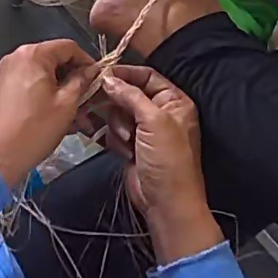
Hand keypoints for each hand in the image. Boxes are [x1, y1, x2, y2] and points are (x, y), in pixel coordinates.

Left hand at [0, 40, 95, 188]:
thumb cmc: (34, 129)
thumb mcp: (67, 104)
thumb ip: (82, 81)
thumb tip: (91, 71)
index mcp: (33, 55)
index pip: (69, 47)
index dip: (88, 61)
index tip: (99, 79)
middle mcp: (18, 57)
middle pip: (56, 59)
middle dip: (75, 79)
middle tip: (91, 99)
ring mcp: (8, 72)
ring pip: (45, 74)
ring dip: (64, 90)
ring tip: (79, 115)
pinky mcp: (4, 87)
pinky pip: (33, 83)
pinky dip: (48, 95)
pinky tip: (61, 115)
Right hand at [95, 66, 222, 263]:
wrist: (166, 203)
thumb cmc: (167, 158)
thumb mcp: (153, 121)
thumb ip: (130, 96)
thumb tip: (108, 78)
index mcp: (174, 101)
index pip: (147, 76)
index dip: (126, 74)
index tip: (103, 74)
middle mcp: (159, 112)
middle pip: (128, 94)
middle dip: (119, 105)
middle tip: (109, 110)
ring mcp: (144, 130)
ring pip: (117, 113)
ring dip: (118, 126)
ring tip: (128, 142)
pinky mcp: (130, 146)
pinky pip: (113, 132)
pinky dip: (114, 139)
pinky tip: (123, 151)